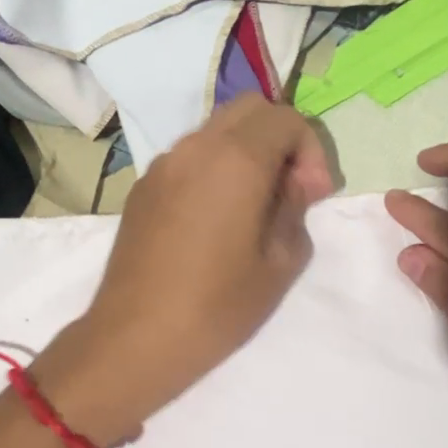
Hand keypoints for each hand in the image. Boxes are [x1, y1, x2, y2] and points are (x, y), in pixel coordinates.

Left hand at [58, 98, 332, 437]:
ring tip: (254, 206)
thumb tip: (292, 186)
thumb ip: (294, 210)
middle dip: (279, 138)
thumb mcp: (279, 263)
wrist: (135, 338)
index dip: (311, 150)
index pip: (285, 118)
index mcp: (235, 159)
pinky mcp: (142, 188)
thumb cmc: (216, 306)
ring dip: (245, 152)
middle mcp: (195, 147)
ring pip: (215, 131)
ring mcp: (162, 165)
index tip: (313, 196)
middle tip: (290, 190)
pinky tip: (216, 219)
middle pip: (248, 109)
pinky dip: (214, 168)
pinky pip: (189, 157)